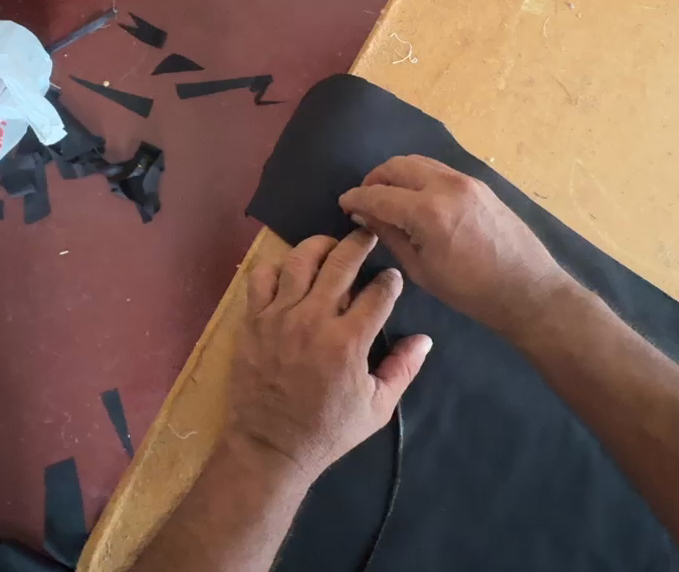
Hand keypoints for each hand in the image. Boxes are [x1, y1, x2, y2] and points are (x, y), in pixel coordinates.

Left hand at [224, 230, 432, 482]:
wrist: (271, 445)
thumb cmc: (328, 429)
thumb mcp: (377, 408)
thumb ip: (402, 369)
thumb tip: (424, 338)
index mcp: (349, 341)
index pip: (378, 292)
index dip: (390, 279)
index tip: (392, 276)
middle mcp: (314, 319)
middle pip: (341, 262)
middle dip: (359, 242)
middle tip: (366, 234)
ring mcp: (280, 315)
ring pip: (300, 259)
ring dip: (319, 246)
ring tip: (330, 245)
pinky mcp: (254, 318)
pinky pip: (262, 276)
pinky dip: (276, 267)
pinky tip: (289, 270)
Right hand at [339, 155, 571, 332]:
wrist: (528, 290)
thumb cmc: (471, 290)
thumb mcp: (421, 269)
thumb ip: (390, 235)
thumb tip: (365, 215)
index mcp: (427, 212)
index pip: (378, 194)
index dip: (356, 198)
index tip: (344, 204)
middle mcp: (444, 186)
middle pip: (395, 166)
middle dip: (374, 179)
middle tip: (365, 200)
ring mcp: (464, 180)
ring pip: (417, 162)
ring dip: (396, 174)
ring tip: (389, 196)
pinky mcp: (477, 183)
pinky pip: (437, 169)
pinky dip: (418, 176)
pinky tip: (416, 197)